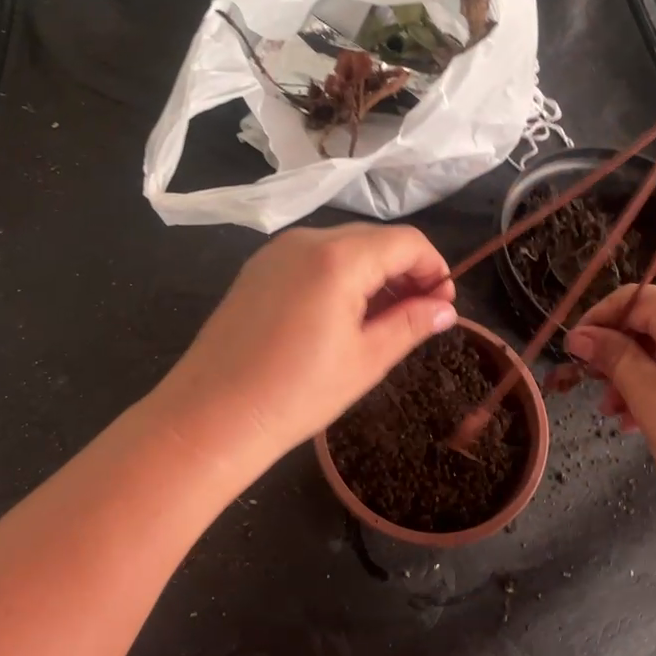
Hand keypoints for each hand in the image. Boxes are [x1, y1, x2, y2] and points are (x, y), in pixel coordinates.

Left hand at [157, 224, 457, 456]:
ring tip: (384, 320)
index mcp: (339, 257)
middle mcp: (307, 239)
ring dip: (374, 273)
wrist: (209, 416)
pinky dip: (340, 276)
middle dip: (405, 270)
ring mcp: (277, 251)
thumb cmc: (296, 393)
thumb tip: (446, 309)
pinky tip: (342, 315)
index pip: (406, 241)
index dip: (433, 268)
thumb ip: (411, 323)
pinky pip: (314, 258)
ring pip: (345, 246)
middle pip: (375, 239)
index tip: (444, 305)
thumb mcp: (366, 360)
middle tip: (420, 315)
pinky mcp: (258, 268)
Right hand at [564, 285, 655, 522]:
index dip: (598, 320)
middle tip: (594, 386)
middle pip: (653, 319)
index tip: (573, 350)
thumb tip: (578, 336)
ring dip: (636, 371)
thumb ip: (610, 356)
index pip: (635, 298)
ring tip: (615, 411)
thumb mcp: (645, 396)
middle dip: (618, 351)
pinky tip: (642, 416)